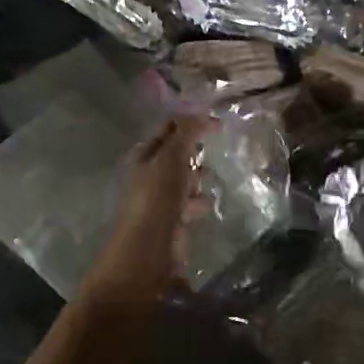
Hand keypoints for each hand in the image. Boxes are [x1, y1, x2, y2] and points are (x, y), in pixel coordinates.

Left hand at [82, 116, 213, 305]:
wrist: (150, 248)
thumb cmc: (158, 198)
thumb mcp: (172, 158)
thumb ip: (187, 134)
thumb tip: (203, 115)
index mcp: (144, 156)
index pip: (168, 130)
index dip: (190, 123)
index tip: (218, 124)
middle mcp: (150, 175)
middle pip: (175, 155)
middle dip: (194, 150)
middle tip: (216, 146)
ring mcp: (160, 199)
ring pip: (183, 180)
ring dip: (198, 176)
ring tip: (214, 175)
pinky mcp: (172, 220)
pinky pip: (189, 204)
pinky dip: (200, 201)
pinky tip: (210, 203)